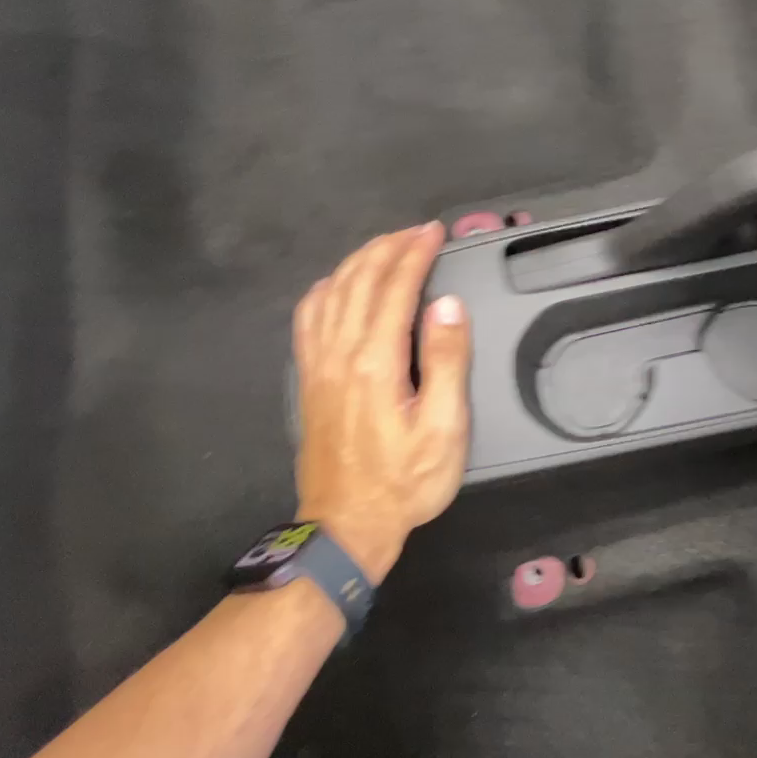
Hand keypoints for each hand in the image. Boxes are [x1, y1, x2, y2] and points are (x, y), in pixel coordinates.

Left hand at [291, 223, 470, 582]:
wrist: (346, 526)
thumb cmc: (405, 480)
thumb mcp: (445, 428)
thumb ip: (447, 362)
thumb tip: (448, 306)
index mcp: (376, 361)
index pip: (395, 288)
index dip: (415, 253)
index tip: (435, 232)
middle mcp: (340, 353)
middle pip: (359, 280)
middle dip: (389, 246)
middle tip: (417, 231)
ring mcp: (318, 365)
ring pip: (331, 291)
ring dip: (359, 260)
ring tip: (386, 246)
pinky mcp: (308, 379)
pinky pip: (308, 318)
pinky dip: (325, 288)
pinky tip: (338, 284)